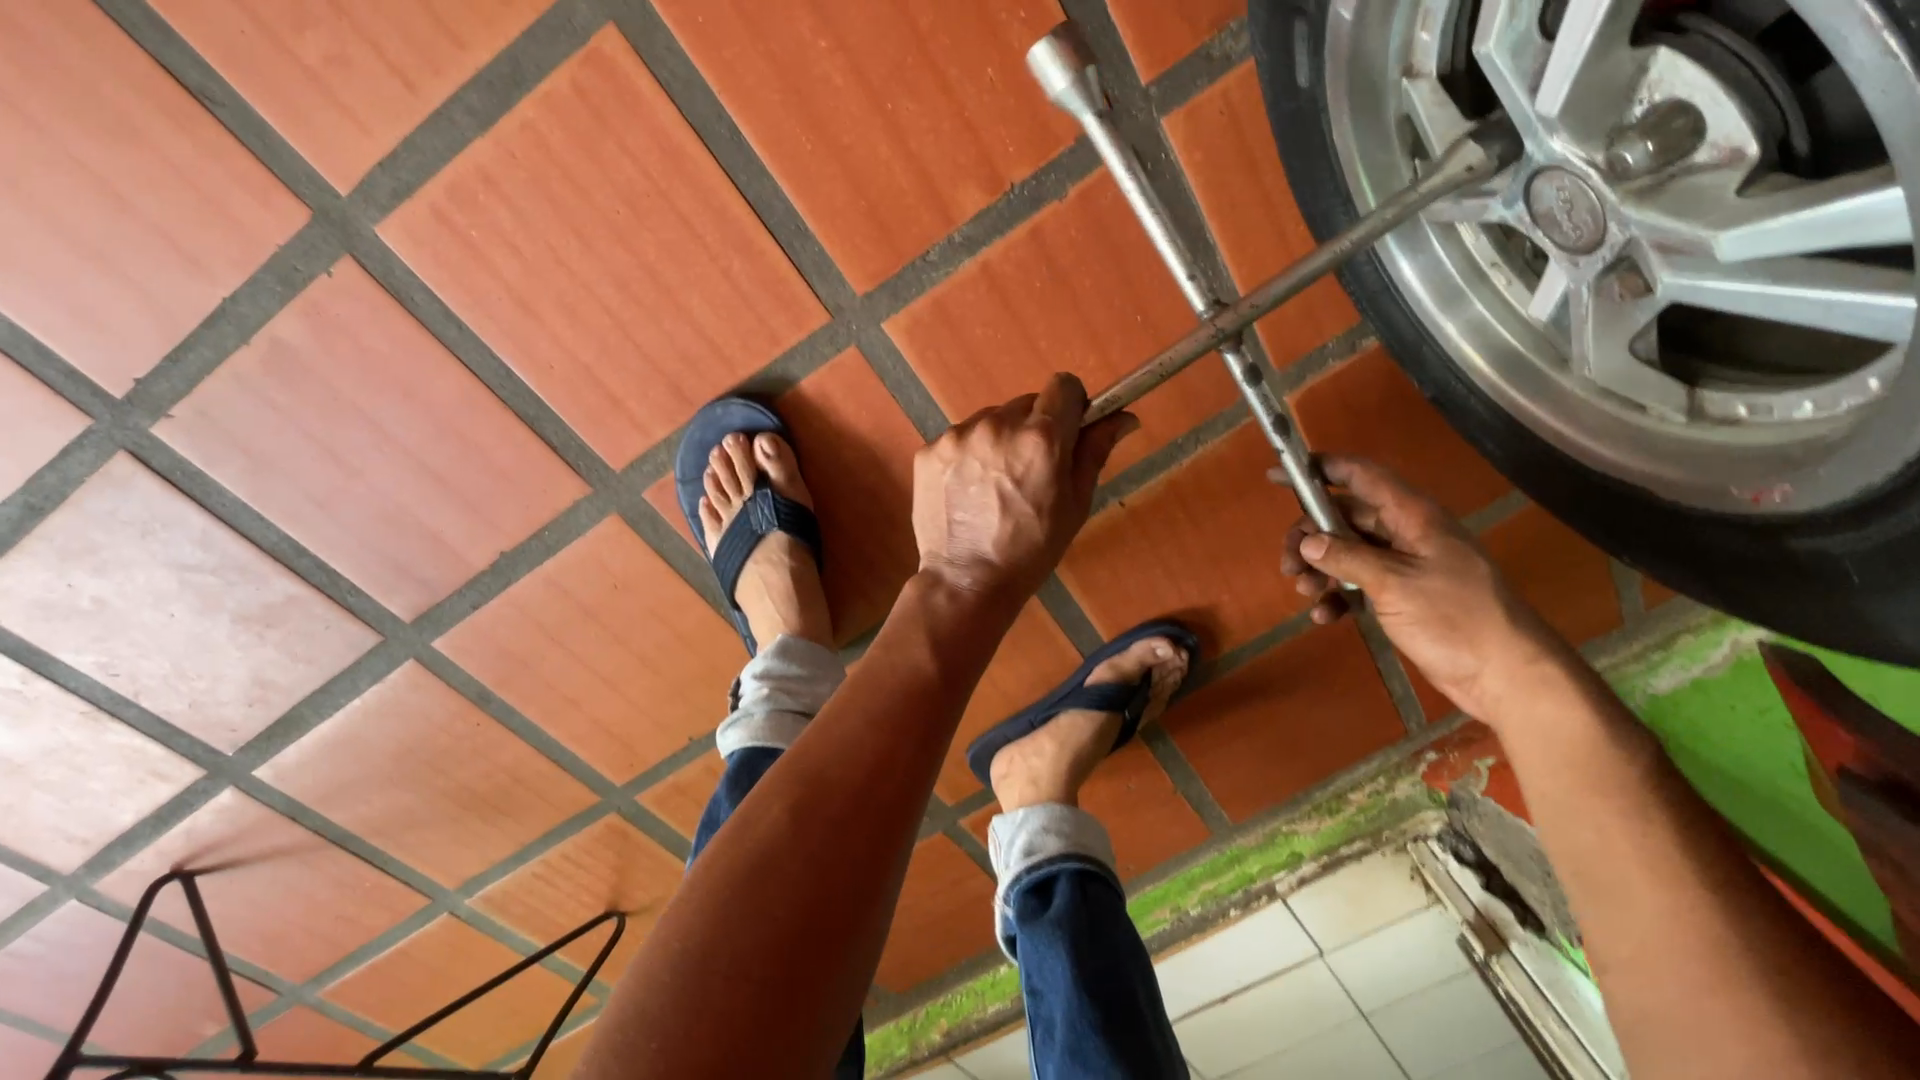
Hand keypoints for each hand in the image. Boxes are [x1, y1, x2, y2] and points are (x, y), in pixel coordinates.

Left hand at [912, 374, 1138, 602]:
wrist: (965, 581)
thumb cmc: (1032, 550)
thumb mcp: (1075, 504)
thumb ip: (1095, 451)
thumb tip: (1124, 417)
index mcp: (1042, 437)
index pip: (1064, 386)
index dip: (1071, 406)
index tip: (1069, 430)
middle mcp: (998, 424)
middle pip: (1027, 404)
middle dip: (1035, 427)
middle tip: (1031, 471)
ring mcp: (958, 436)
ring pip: (991, 419)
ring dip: (1001, 440)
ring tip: (996, 486)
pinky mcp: (930, 450)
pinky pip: (961, 438)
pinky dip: (970, 456)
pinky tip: (970, 491)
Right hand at [1279, 456, 1571, 718]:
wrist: (1503, 672)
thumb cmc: (1454, 617)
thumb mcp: (1394, 584)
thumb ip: (1348, 557)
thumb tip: (1308, 542)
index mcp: (1413, 517)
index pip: (1362, 477)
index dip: (1321, 469)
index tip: (1280, 475)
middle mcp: (1407, 534)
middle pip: (1346, 518)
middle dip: (1311, 537)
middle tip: (1288, 565)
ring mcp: (1405, 567)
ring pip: (1348, 553)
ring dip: (1320, 570)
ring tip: (1305, 592)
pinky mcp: (1403, 597)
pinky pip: (1359, 586)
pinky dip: (1338, 597)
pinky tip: (1324, 616)